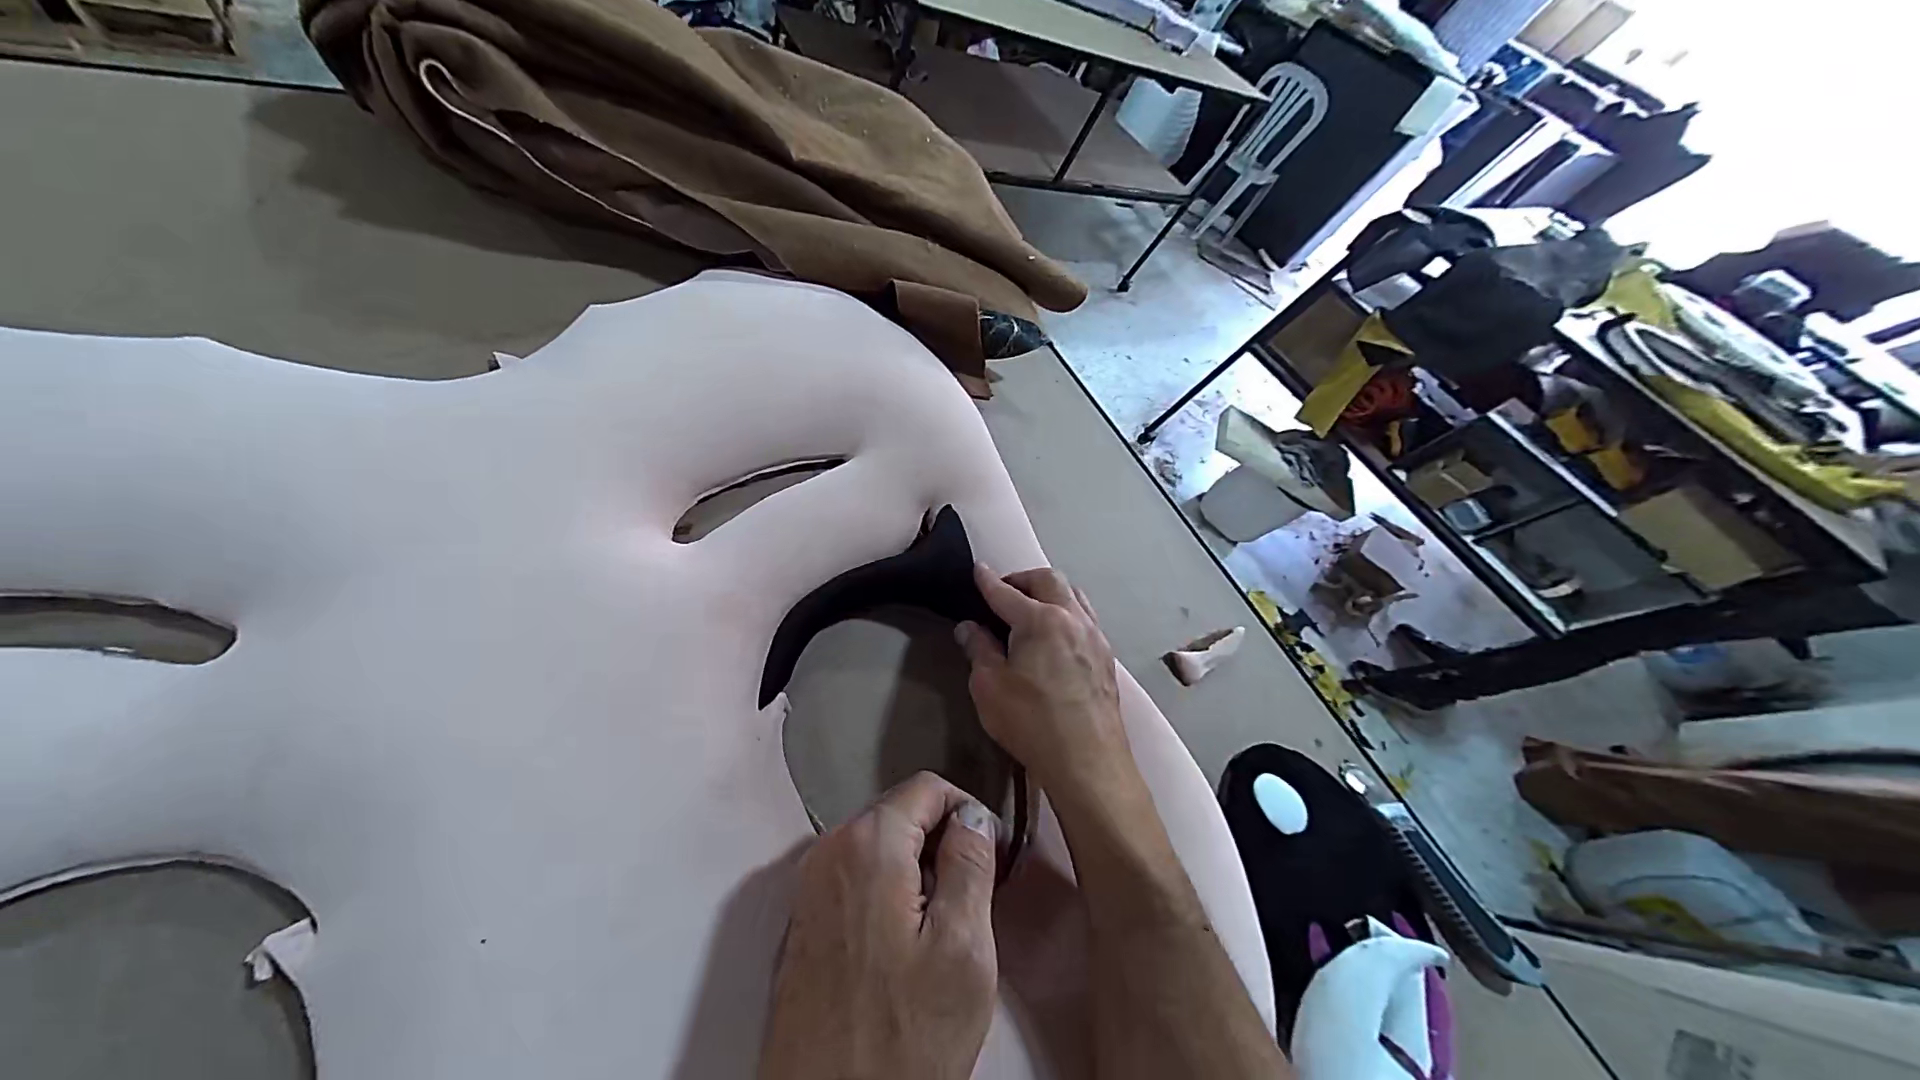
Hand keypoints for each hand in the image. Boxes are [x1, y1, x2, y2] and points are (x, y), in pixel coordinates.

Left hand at [760, 771, 999, 1079]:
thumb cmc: (901, 1041)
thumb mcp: (962, 949)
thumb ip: (971, 865)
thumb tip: (973, 817)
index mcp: (868, 845)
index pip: (928, 787)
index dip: (968, 811)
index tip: (990, 852)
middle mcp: (828, 851)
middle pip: (900, 812)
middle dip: (941, 838)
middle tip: (972, 892)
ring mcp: (810, 885)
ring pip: (880, 843)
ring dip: (917, 866)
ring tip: (943, 922)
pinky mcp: (804, 919)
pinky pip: (856, 875)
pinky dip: (888, 887)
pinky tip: (906, 939)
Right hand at [954, 564, 1137, 812]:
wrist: (1089, 762)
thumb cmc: (1032, 724)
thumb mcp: (990, 687)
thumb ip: (978, 650)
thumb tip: (969, 627)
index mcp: (1041, 621)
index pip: (1006, 592)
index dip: (987, 581)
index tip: (977, 570)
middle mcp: (1073, 619)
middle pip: (1048, 581)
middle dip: (1022, 579)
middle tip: (1003, 593)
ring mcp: (1095, 637)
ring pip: (1073, 595)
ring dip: (1049, 592)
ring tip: (1031, 609)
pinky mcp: (1106, 657)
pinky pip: (1086, 618)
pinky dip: (1067, 612)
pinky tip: (1056, 634)